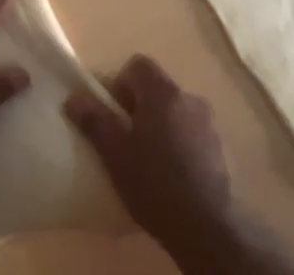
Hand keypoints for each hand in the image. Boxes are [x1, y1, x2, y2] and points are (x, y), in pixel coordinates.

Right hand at [66, 56, 293, 273]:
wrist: (206, 228)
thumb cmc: (154, 182)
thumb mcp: (114, 152)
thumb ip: (93, 119)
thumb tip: (74, 96)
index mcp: (163, 93)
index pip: (138, 65)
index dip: (119, 83)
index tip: (111, 112)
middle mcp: (189, 100)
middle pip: (156, 89)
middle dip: (137, 107)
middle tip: (123, 139)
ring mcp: (209, 125)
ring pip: (173, 113)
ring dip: (158, 126)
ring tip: (145, 160)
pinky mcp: (219, 150)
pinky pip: (189, 133)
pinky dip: (176, 144)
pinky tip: (168, 174)